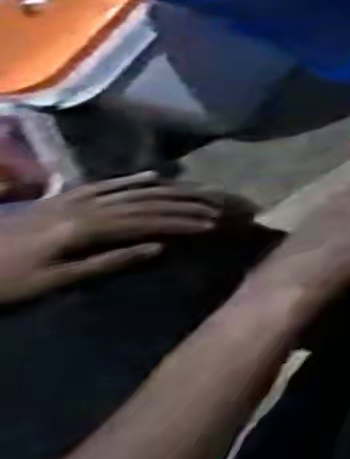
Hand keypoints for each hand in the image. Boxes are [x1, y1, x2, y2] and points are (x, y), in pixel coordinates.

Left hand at [0, 173, 231, 303]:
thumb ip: (105, 263)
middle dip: (187, 203)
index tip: (212, 225)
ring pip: (133, 189)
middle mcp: (85, 206)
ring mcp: (72, 199)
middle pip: (147, 200)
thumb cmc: (2, 283)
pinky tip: (155, 176)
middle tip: (218, 207)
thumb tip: (159, 247)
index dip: (182, 221)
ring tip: (199, 192)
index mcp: (84, 227)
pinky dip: (133, 179)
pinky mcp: (60, 199)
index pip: (147, 220)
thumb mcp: (50, 282)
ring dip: (170, 190)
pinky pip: (104, 183)